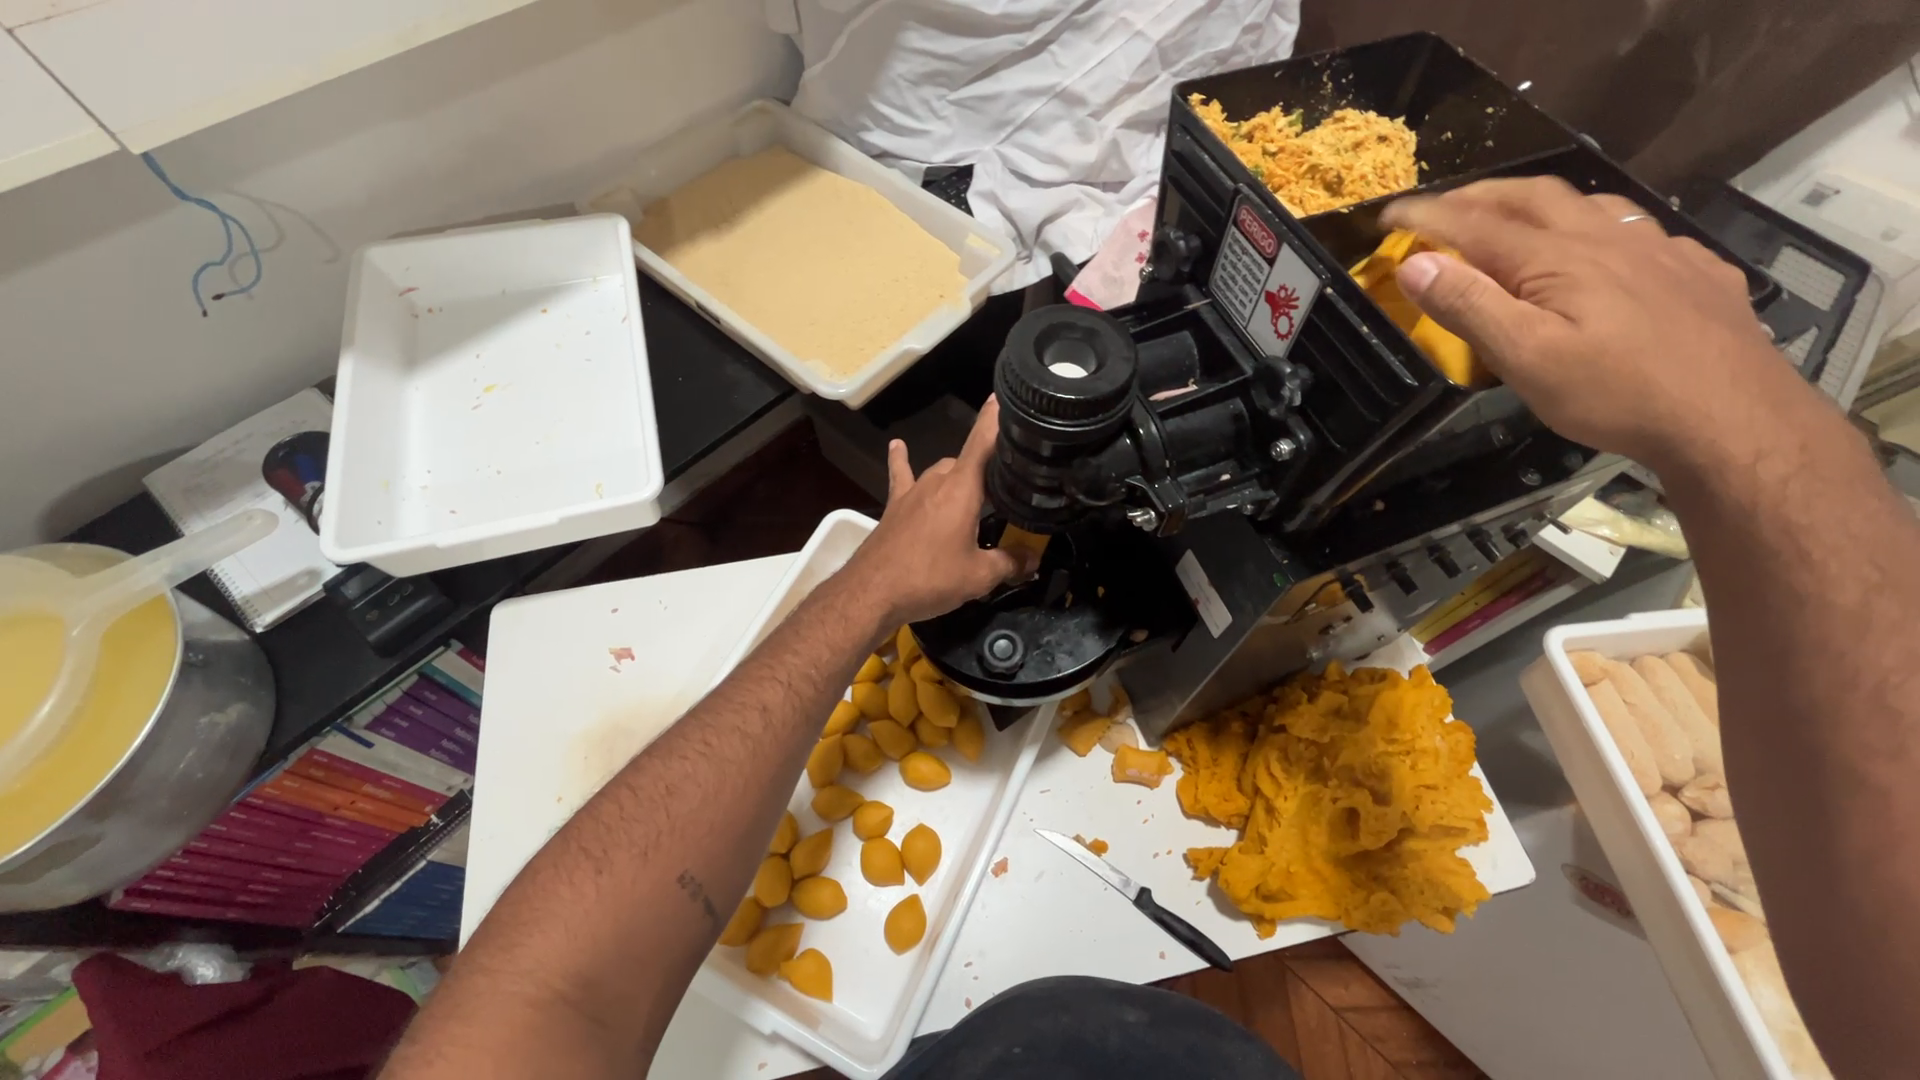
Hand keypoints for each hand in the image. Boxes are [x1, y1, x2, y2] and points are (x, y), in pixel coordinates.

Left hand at [846, 398, 1033, 628]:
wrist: (872, 592)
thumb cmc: (929, 578)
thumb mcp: (979, 576)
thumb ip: (1010, 563)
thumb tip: (1033, 560)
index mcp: (962, 489)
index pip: (983, 443)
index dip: (996, 420)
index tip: (1006, 399)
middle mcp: (937, 481)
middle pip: (967, 462)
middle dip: (987, 471)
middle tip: (1006, 493)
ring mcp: (913, 492)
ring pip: (941, 471)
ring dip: (958, 477)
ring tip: (974, 493)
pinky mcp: (895, 506)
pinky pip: (902, 476)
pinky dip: (902, 462)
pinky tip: (897, 447)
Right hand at [1382, 177, 1809, 470]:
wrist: (1731, 417)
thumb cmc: (1614, 392)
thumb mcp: (1524, 357)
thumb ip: (1468, 306)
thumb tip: (1414, 262)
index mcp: (1557, 257)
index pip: (1476, 223)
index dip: (1427, 215)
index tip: (1386, 213)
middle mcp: (1607, 238)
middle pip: (1534, 196)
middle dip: (1480, 195)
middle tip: (1443, 206)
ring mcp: (1659, 251)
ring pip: (1590, 206)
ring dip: (1540, 204)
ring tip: (1515, 220)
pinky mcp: (1694, 273)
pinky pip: (1638, 234)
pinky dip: (1599, 231)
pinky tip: (1602, 256)